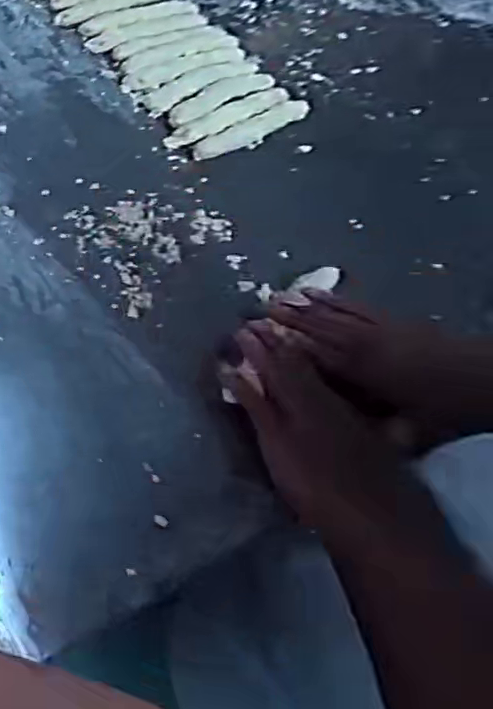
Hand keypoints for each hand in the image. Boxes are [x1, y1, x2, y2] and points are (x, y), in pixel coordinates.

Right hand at [225, 321, 454, 556]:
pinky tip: (323, 385)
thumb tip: (230, 370)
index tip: (246, 327)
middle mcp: (332, 408)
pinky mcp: (371, 442)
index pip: (280, 367)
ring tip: (287, 343)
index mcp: (307, 405)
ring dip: (303, 362)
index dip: (263, 347)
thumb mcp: (276, 445)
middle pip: (305, 371)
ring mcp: (354, 425)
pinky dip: (327, 385)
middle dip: (281, 349)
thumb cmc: (314, 486)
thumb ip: (256, 406)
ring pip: (325, 383)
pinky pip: (344, 399)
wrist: (379, 530)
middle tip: (261, 326)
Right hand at [267, 289, 492, 447]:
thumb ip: (365, 418)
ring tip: (273, 298)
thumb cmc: (447, 406)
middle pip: (310, 329)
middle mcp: (357, 346)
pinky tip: (314, 293)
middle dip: (280, 320)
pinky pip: (354, 306)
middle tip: (253, 312)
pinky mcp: (391, 321)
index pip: (304, 353)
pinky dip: (332, 299)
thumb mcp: (411, 423)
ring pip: (328, 315)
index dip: (275, 343)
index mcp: (354, 370)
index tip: (248, 333)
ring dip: (299, 307)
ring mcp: (374, 330)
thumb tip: (334, 418)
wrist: (492, 379)